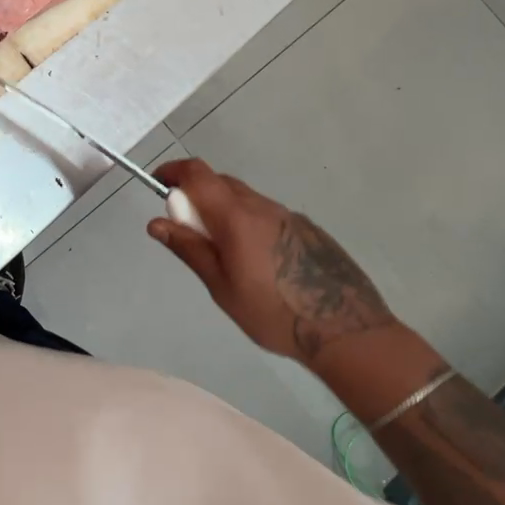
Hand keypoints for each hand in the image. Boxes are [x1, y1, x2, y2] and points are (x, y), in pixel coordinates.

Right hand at [147, 158, 397, 368]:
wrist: (348, 332)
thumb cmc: (273, 313)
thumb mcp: (221, 287)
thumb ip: (189, 249)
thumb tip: (156, 223)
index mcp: (236, 217)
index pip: (197, 173)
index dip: (174, 171)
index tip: (160, 185)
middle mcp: (263, 207)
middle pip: (221, 182)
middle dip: (198, 195)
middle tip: (192, 230)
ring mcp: (291, 217)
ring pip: (247, 200)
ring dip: (227, 211)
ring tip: (229, 254)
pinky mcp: (312, 231)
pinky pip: (271, 216)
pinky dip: (253, 225)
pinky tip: (263, 263)